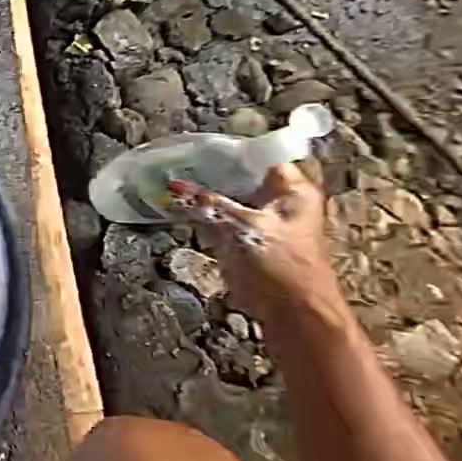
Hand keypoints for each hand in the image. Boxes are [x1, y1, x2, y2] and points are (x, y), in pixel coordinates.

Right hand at [169, 163, 344, 322]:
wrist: (294, 314)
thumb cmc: (282, 267)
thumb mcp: (242, 228)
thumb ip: (207, 204)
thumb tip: (174, 186)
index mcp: (291, 189)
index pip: (258, 155)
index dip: (227, 150)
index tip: (194, 146)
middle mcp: (277, 200)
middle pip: (238, 175)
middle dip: (207, 169)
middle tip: (172, 161)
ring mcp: (260, 219)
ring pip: (226, 195)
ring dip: (201, 191)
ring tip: (168, 180)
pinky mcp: (244, 239)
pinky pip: (218, 216)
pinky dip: (200, 210)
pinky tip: (175, 204)